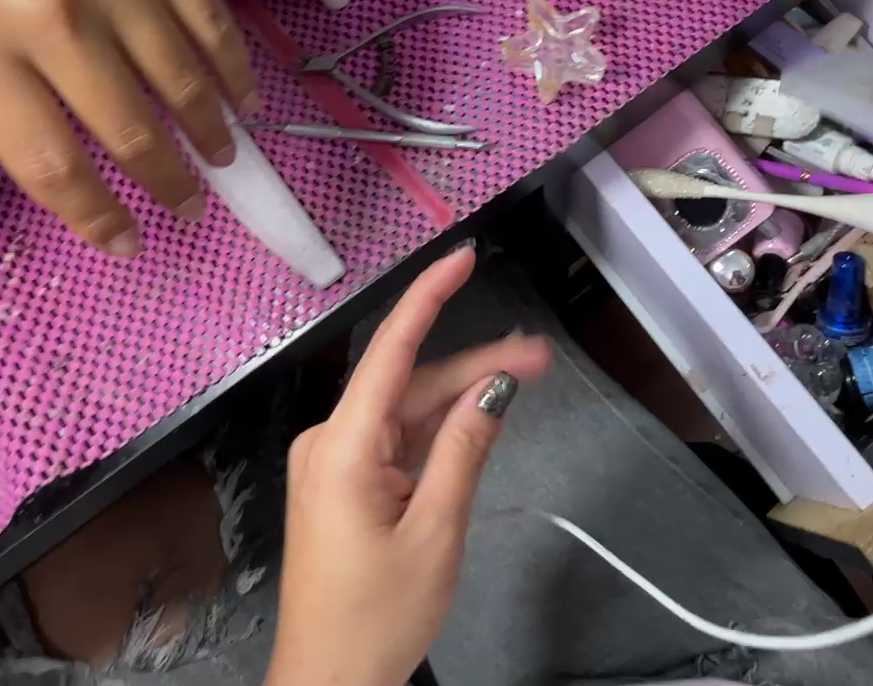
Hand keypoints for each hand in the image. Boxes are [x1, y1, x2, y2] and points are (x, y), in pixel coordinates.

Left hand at [0, 0, 259, 254]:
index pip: (47, 161)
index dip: (94, 216)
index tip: (127, 243)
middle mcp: (52, 19)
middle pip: (130, 132)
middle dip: (167, 184)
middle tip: (189, 208)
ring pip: (184, 85)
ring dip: (210, 135)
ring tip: (223, 160)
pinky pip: (213, 26)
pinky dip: (236, 72)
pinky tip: (248, 101)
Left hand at [268, 247, 554, 685]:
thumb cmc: (377, 616)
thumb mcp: (435, 530)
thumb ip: (464, 447)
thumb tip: (496, 385)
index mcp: (344, 445)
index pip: (391, 348)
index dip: (428, 296)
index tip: (463, 258)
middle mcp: (333, 438)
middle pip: (412, 382)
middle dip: (475, 366)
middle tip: (539, 356)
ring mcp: (337, 459)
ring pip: (410, 409)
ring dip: (463, 397)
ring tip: (525, 377)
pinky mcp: (347, 479)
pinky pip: (399, 438)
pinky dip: (440, 428)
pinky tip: (479, 417)